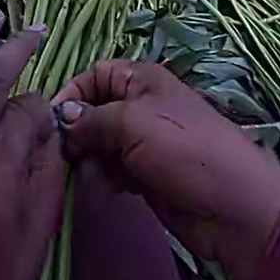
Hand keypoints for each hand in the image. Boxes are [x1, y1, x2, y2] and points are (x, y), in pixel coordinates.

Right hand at [53, 60, 279, 279]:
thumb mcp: (131, 123)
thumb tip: (60, 117)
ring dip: (87, 156)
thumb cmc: (181, 147)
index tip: (49, 120)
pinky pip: (111, 168)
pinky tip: (99, 188)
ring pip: (100, 141)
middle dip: (76, 128)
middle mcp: (139, 104)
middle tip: (58, 152)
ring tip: (79, 173)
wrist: (230, 205)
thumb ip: (91, 119)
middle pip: (94, 108)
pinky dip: (102, 176)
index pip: (95, 74)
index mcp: (140, 79)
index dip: (72, 92)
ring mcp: (142, 141)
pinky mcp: (144, 174)